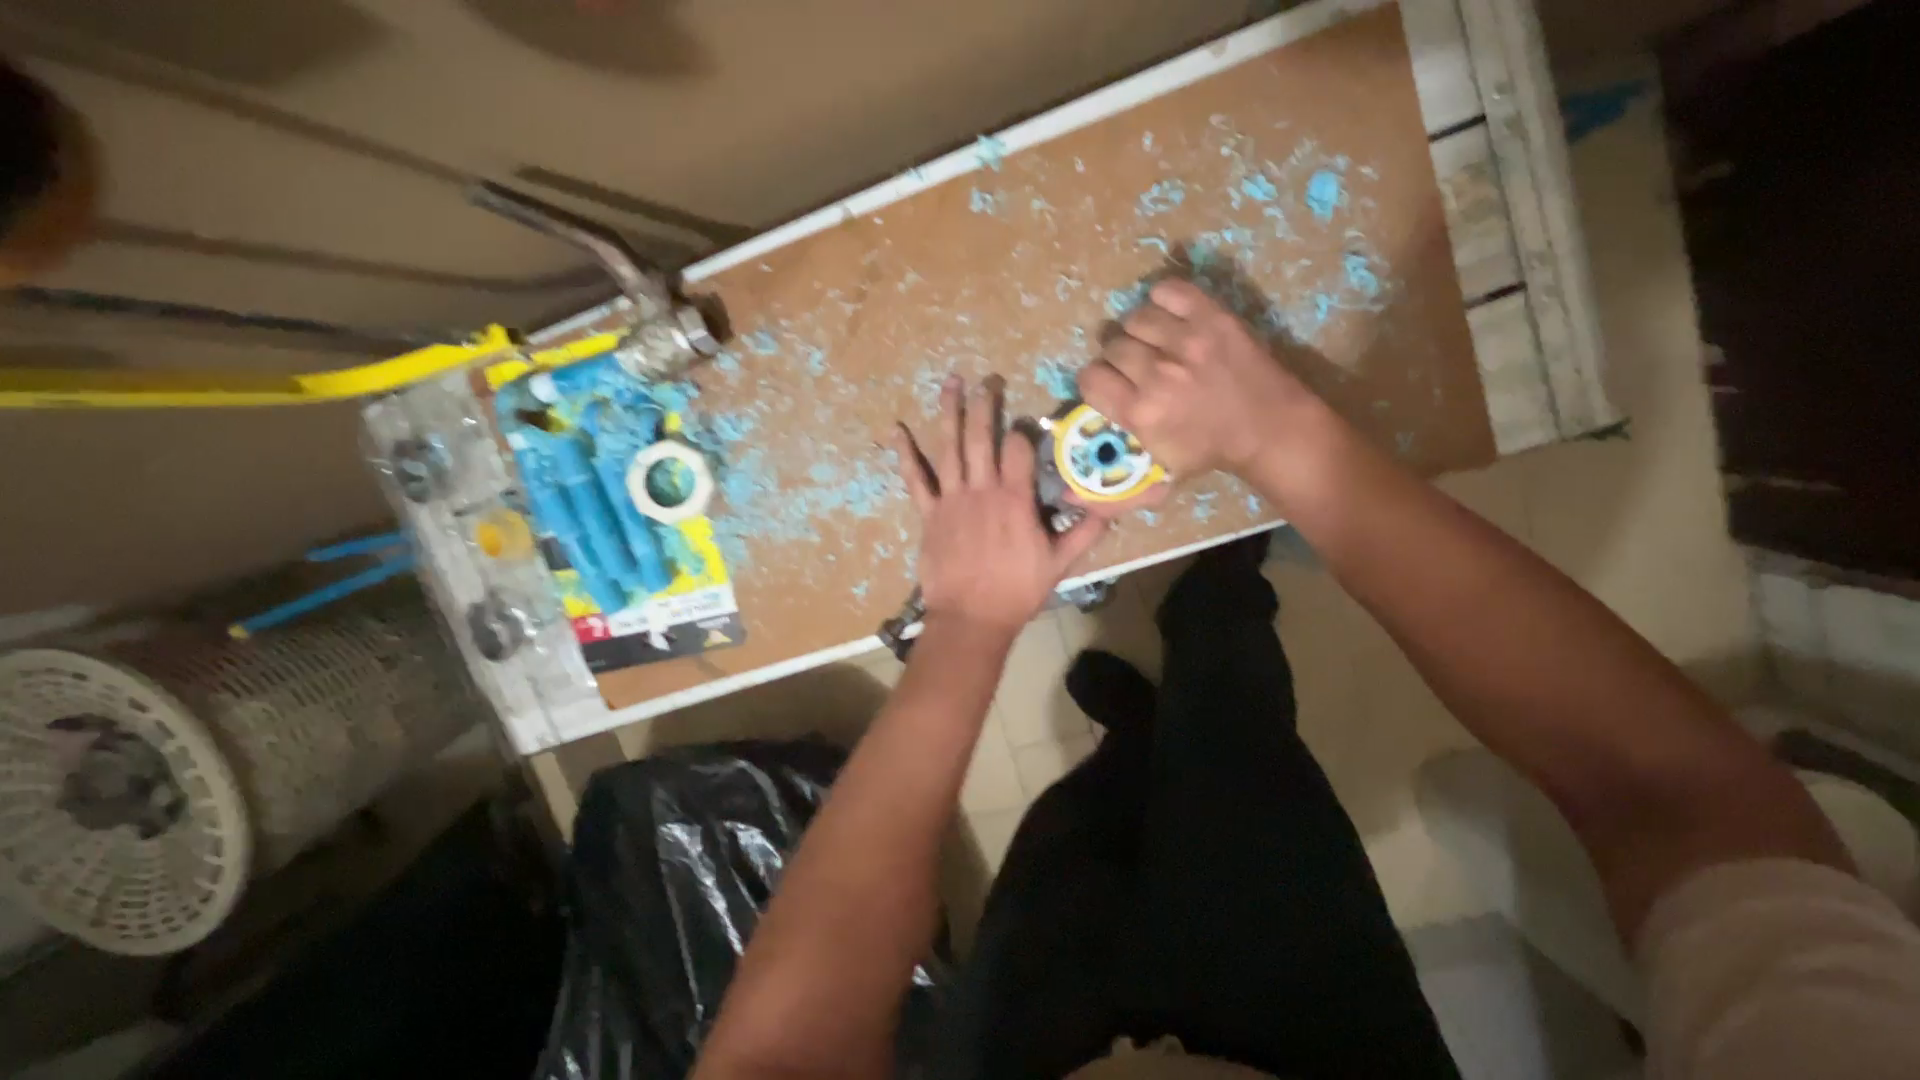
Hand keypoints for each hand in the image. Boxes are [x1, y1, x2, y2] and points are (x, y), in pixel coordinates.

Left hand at [895, 376, 1108, 636]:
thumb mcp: (1058, 564)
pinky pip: (916, 479)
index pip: (1018, 449)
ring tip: (951, 382)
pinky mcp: (929, 514)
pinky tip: (896, 430)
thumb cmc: (1016, 592)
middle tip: (986, 380)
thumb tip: (1109, 511)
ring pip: (950, 447)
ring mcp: (952, 499)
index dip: (1022, 432)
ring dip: (950, 413)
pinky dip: (905, 454)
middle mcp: (982, 490)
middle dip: (985, 405)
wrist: (971, 618)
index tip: (1025, 425)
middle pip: (982, 437)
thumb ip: (1084, 534)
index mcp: (1015, 500)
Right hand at [1077, 279, 1325, 476]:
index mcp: (1141, 413)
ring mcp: (1186, 341)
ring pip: (1136, 318)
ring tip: (1157, 342)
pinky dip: (1162, 300)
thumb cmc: (1211, 450)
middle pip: (1112, 346)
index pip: (1090, 379)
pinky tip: (1170, 316)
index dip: (1098, 382)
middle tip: (1141, 368)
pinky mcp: (1212, 317)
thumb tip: (1073, 477)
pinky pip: (1168, 290)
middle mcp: (1158, 374)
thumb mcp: (1160, 469)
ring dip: (1141, 331)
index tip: (1112, 386)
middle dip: (1121, 358)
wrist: (1269, 428)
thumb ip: (1118, 467)